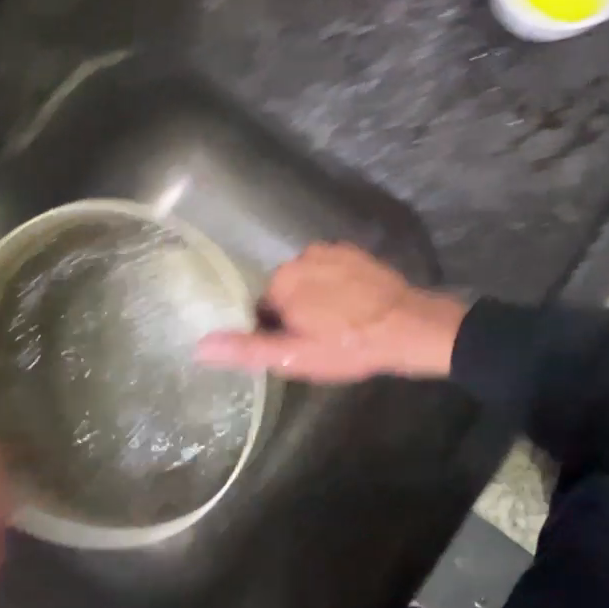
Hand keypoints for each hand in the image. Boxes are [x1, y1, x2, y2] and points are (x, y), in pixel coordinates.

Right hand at [195, 242, 466, 383]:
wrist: (409, 327)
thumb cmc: (349, 346)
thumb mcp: (296, 357)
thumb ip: (249, 348)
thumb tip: (200, 345)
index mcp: (281, 282)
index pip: (262, 308)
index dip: (277, 330)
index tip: (299, 346)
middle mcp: (301, 257)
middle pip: (285, 290)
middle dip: (297, 312)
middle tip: (321, 339)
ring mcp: (331, 251)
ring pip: (310, 279)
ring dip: (318, 297)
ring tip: (341, 323)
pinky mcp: (355, 252)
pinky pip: (333, 270)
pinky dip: (338, 285)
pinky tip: (354, 306)